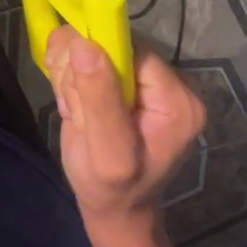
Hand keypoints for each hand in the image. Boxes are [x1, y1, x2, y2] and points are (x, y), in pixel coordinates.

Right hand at [47, 26, 206, 246]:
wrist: (112, 205)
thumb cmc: (111, 188)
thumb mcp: (107, 153)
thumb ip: (100, 99)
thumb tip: (85, 43)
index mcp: (177, 99)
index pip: (129, 47)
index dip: (96, 59)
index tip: (78, 94)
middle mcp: (168, 81)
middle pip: (108, 41)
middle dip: (78, 71)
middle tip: (77, 109)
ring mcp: (145, 77)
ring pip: (90, 42)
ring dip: (70, 74)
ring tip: (77, 110)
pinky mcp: (125, 74)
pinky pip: (85, 50)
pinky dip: (69, 73)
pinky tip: (76, 102)